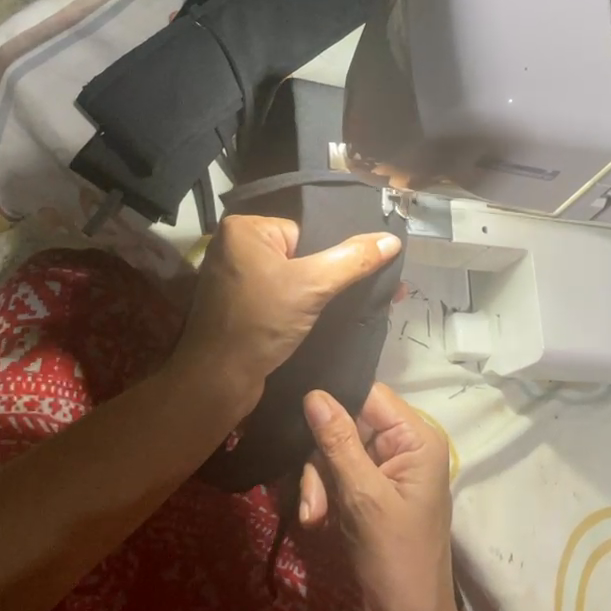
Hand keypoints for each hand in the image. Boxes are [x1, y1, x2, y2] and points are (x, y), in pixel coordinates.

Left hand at [171, 215, 400, 410]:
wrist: (218, 381)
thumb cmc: (259, 324)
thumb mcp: (312, 285)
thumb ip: (353, 260)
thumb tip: (392, 239)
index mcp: (244, 228)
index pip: (306, 231)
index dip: (332, 253)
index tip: (365, 270)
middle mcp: (236, 247)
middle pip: (303, 252)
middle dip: (335, 273)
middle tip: (373, 289)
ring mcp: (237, 278)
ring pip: (296, 277)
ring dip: (322, 293)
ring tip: (356, 305)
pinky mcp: (242, 305)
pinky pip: (283, 296)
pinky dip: (304, 306)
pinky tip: (329, 318)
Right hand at [299, 384, 455, 610]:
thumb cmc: (394, 557)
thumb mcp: (362, 496)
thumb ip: (338, 442)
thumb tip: (314, 393)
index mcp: (417, 438)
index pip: (369, 395)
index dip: (335, 407)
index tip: (304, 427)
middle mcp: (406, 446)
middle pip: (348, 424)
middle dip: (323, 460)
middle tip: (313, 501)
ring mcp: (389, 469)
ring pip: (338, 452)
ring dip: (319, 483)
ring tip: (314, 518)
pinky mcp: (374, 491)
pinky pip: (341, 474)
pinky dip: (326, 495)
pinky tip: (317, 521)